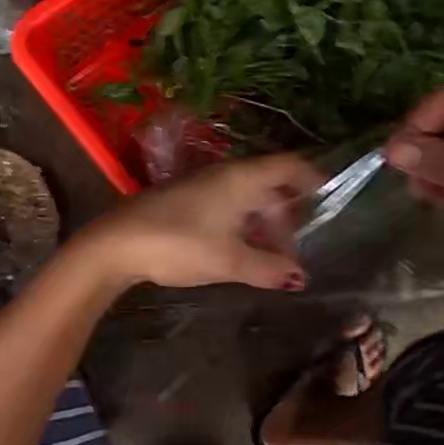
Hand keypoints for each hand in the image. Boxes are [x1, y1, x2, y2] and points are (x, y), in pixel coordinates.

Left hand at [74, 153, 324, 289]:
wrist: (116, 245)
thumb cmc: (179, 244)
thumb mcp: (229, 261)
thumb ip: (268, 269)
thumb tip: (300, 278)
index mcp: (241, 179)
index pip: (287, 166)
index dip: (310, 176)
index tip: (328, 193)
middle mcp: (224, 175)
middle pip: (268, 186)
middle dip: (286, 215)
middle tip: (295, 247)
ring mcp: (202, 186)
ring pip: (246, 198)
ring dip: (263, 223)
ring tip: (270, 255)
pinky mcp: (185, 201)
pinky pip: (227, 206)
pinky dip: (242, 225)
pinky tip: (240, 250)